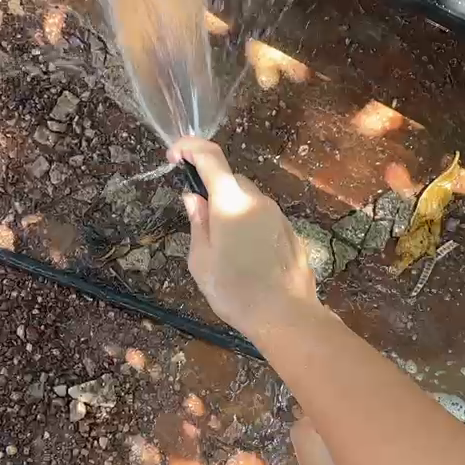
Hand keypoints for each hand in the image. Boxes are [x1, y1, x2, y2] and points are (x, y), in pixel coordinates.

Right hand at [170, 137, 319, 337]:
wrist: (285, 316)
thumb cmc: (235, 291)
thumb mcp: (201, 261)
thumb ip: (197, 223)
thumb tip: (194, 197)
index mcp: (230, 202)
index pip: (210, 157)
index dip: (190, 148)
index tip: (174, 156)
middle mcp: (257, 200)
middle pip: (230, 181)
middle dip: (212, 192)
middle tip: (199, 223)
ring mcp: (277, 215)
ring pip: (247, 199)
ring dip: (231, 211)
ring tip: (224, 249)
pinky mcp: (290, 231)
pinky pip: (262, 217)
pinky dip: (249, 225)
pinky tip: (246, 258)